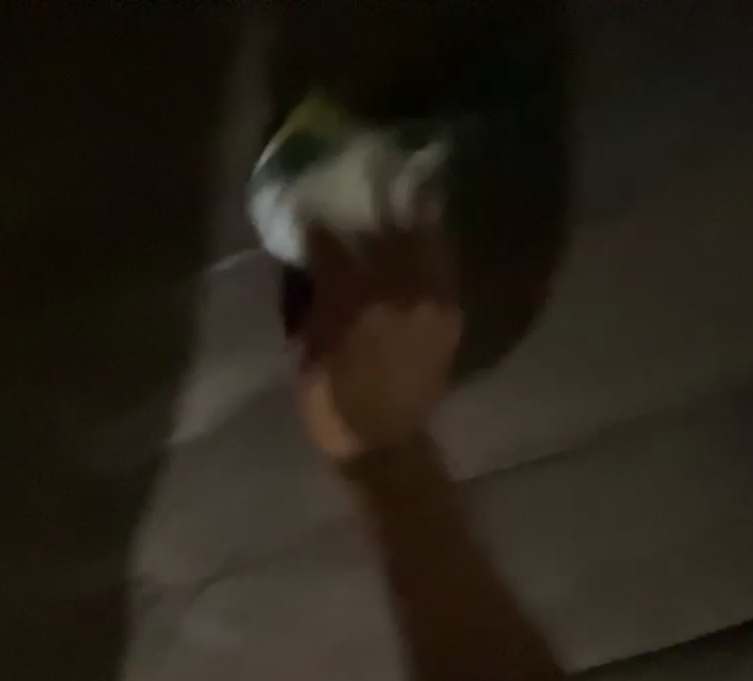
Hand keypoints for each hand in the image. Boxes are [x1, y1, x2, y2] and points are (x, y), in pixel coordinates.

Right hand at [291, 201, 461, 462]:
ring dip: (416, 210)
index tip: (308, 203)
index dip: (318, 225)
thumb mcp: (305, 358)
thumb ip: (310, 310)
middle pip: (386, 234)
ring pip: (424, 243)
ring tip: (412, 177)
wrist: (383, 441)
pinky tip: (432, 223)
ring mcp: (428, 303)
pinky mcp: (447, 315)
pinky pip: (445, 266)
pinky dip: (437, 241)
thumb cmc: (331, 405)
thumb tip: (309, 271)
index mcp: (352, 308)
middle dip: (377, 200)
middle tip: (373, 166)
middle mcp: (395, 296)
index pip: (333, 251)